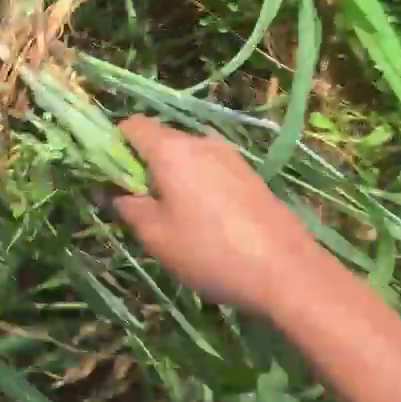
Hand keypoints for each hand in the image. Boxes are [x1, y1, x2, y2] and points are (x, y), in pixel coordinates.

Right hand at [108, 116, 333, 316]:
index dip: (113, 145)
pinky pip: (210, 169)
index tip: (111, 177)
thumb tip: (107, 191)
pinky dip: (199, 186)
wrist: (293, 276)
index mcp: (171, 149)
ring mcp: (230, 157)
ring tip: (177, 218)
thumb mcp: (155, 235)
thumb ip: (125, 206)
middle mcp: (200, 142)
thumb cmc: (212, 252)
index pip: (130, 125)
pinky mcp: (252, 176)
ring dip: (172, 177)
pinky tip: (209, 224)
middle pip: (159, 139)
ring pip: (186, 156)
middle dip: (143, 165)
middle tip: (141, 204)